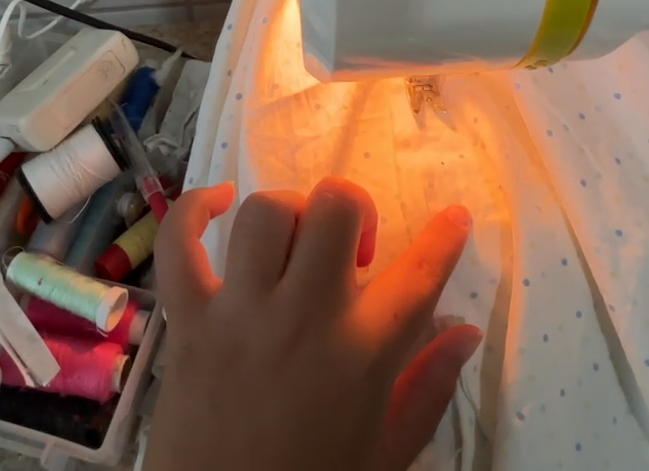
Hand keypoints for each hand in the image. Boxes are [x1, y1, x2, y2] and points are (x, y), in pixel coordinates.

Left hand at [145, 178, 481, 470]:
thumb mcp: (386, 454)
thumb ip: (429, 389)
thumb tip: (467, 331)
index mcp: (361, 354)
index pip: (419, 276)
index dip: (445, 237)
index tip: (455, 215)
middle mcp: (303, 315)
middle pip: (335, 208)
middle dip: (355, 210)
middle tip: (353, 251)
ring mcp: (240, 311)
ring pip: (267, 211)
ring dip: (291, 214)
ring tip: (295, 247)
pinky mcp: (188, 318)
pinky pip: (182, 242)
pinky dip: (195, 209)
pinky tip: (220, 203)